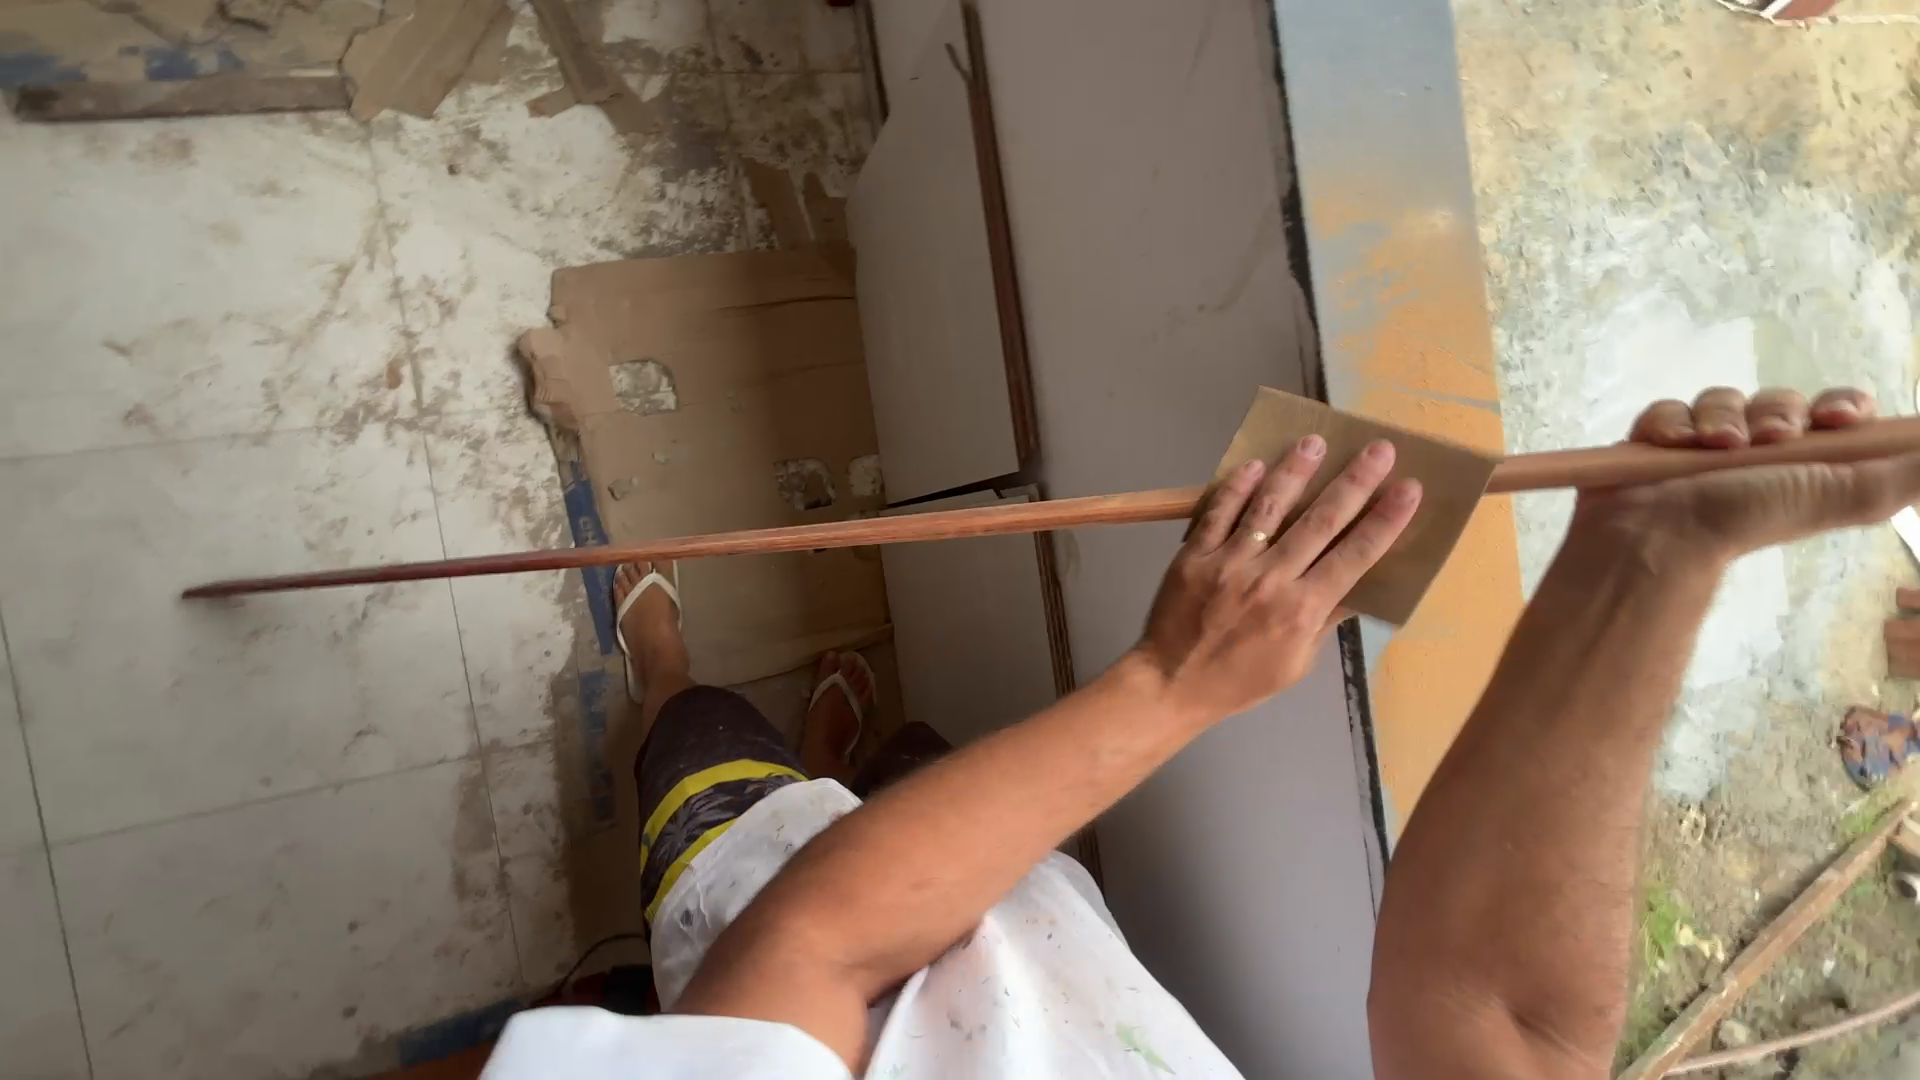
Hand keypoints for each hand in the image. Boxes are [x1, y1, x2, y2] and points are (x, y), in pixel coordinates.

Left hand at [1129, 436, 1421, 721]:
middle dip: (1354, 482)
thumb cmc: (1241, 679)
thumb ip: (1325, 618)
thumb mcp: (1297, 661)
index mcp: (1302, 610)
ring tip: (1315, 441)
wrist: (1172, 681)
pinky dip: (1237, 488)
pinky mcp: (1193, 556)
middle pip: (1319, 521)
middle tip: (1379, 448)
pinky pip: (1218, 514)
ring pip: (1268, 508)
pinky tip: (1254, 464)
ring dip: (1294, 471)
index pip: (1355, 555)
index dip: (1385, 520)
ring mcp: (1228, 564)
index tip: (1409, 487)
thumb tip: (1359, 582)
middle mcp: (1270, 580)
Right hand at [1573, 386, 1919, 563]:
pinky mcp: (1651, 442)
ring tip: (1712, 445)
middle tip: (1765, 440)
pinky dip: (1669, 421)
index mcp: (1807, 459)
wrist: (1665, 533)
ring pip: (1719, 399)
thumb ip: (1910, 471)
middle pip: (1776, 399)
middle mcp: (1756, 448)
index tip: (1834, 420)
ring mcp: (1699, 444)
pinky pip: (1666, 410)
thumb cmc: (1753, 516)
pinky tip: (1673, 442)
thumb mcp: (1854, 496)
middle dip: (1772, 412)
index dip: (1838, 404)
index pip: (1835, 410)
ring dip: (1718, 417)